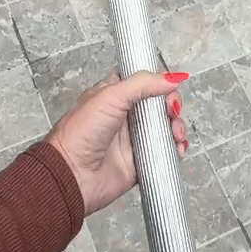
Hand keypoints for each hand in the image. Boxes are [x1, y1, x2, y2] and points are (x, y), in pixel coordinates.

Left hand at [44, 70, 189, 215]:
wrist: (72, 174)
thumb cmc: (81, 132)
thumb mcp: (112, 96)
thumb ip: (143, 84)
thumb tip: (171, 78)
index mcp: (114, 94)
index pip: (143, 82)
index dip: (159, 83)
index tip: (170, 87)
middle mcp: (125, 115)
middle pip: (158, 104)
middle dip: (171, 106)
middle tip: (172, 112)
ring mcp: (133, 139)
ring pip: (164, 128)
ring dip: (176, 127)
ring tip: (176, 133)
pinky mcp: (139, 162)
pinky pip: (164, 153)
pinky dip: (175, 149)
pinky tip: (177, 148)